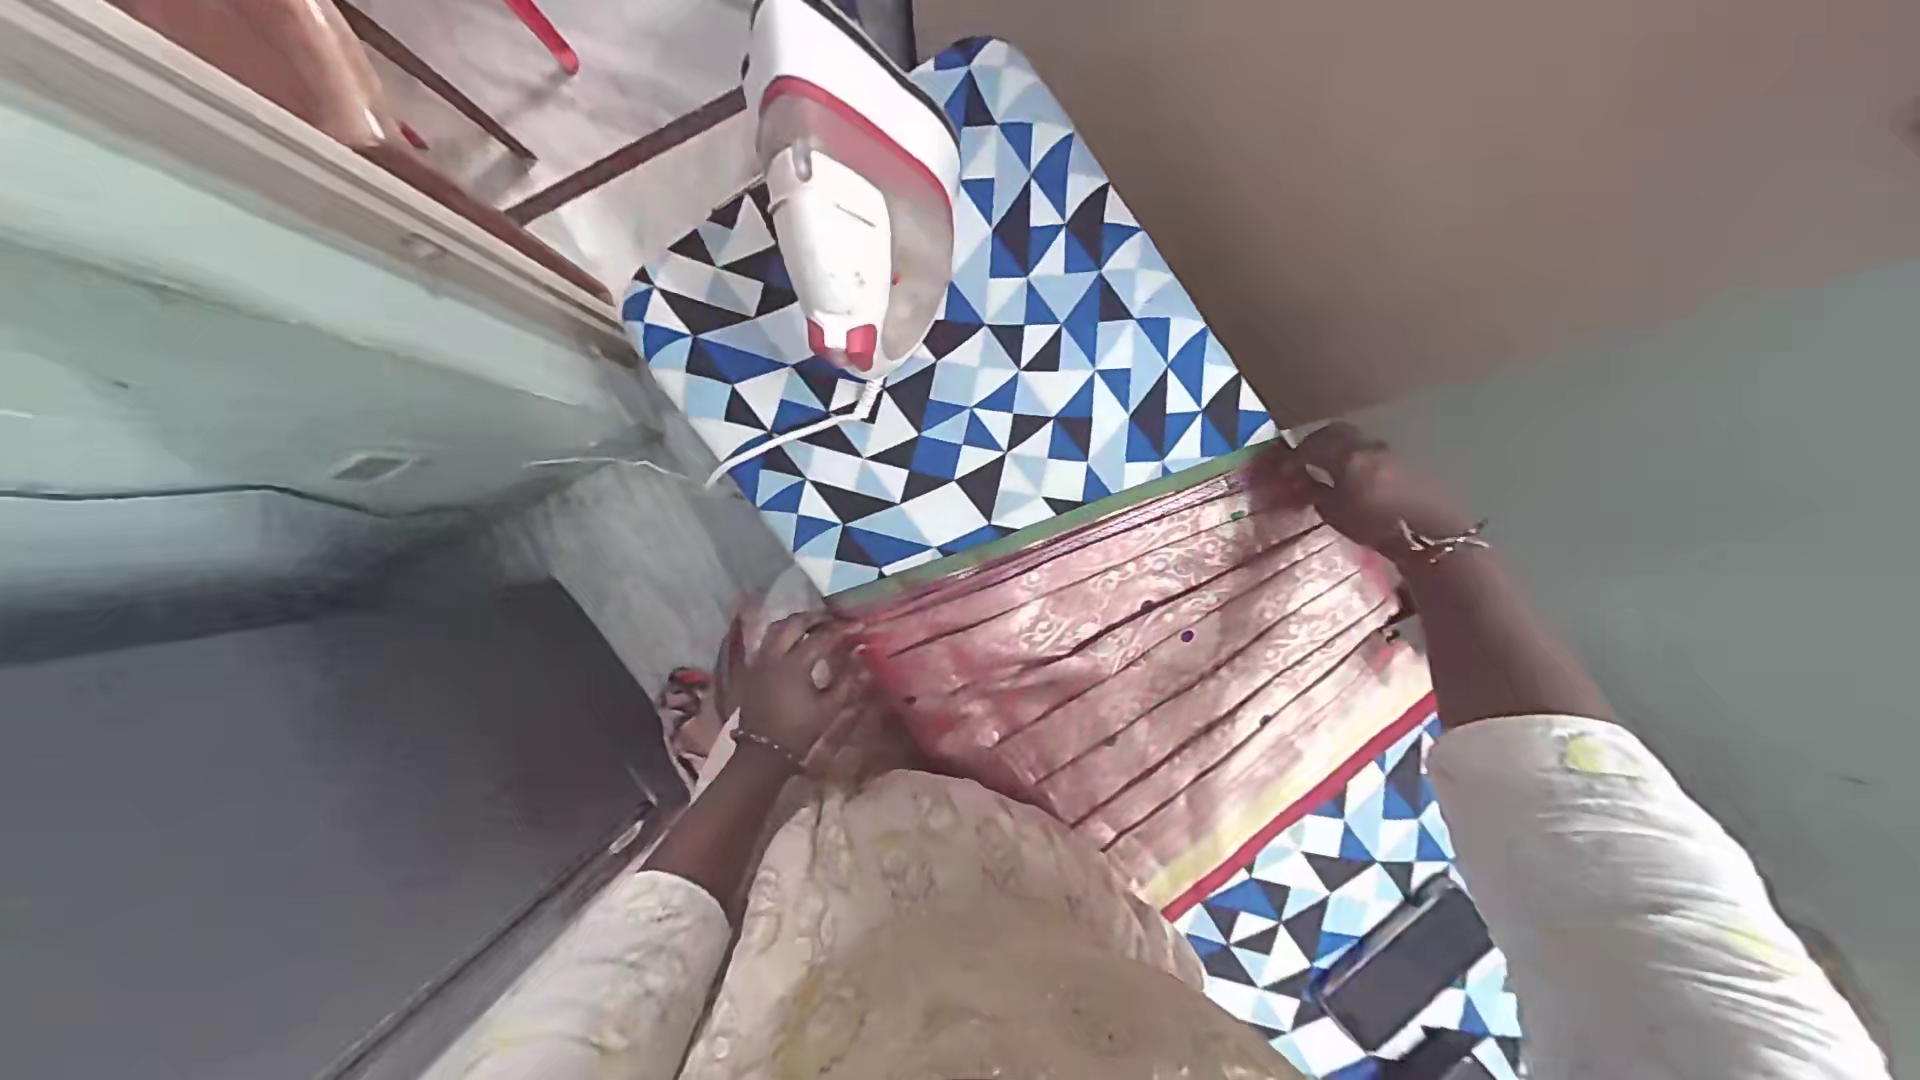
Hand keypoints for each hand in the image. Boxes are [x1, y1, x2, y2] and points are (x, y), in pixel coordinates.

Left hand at [732, 611, 868, 772]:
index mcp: (794, 665)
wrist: (763, 752)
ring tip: (815, 625)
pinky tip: (795, 640)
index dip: (842, 629)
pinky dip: (783, 633)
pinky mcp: (753, 668)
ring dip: (797, 621)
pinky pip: (767, 640)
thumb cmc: (799, 731)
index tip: (860, 626)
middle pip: (795, 623)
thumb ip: (848, 681)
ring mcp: (760, 660)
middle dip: (817, 617)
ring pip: (777, 627)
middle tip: (835, 620)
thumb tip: (860, 656)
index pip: (822, 637)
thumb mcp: (829, 708)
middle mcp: (774, 656)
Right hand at [1286, 423, 1478, 565]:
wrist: (1432, 534)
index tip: (1283, 471)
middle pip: (1335, 431)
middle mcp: (1368, 447)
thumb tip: (1305, 482)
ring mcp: (1390, 452)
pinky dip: (1355, 457)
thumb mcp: (1335, 513)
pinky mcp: (1406, 462)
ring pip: (1355, 439)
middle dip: (1315, 443)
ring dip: (1337, 449)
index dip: (1293, 457)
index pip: (1311, 445)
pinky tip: (1353, 477)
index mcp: (1348, 457)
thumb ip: (1317, 492)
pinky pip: (1371, 451)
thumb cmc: (1377, 526)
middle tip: (1303, 460)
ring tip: (1328, 469)